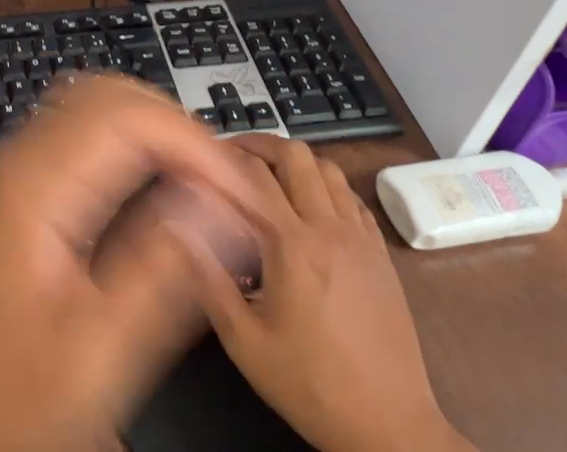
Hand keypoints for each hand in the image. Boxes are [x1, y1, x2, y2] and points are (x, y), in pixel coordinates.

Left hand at [0, 76, 261, 451]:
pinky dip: (135, 144)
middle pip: (112, 95)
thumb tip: (221, 207)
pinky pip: (86, 133)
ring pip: (99, 105)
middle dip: (180, 130)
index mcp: (32, 192)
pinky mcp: (25, 186)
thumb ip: (162, 273)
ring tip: (204, 189)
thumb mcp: (100, 350)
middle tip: (226, 190)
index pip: (127, 117)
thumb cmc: (17, 397)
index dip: (195, 145)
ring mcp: (17, 170)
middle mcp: (18, 164)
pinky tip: (162, 189)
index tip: (240, 197)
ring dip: (160, 133)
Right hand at [176, 135, 472, 451]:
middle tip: (230, 154)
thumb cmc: (310, 383)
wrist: (389, 422)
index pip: (253, 175)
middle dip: (260, 144)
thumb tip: (176, 228)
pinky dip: (326, 185)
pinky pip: (352, 197)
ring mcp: (362, 238)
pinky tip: (308, 207)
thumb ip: (208, 278)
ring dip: (296, 161)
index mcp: (292, 245)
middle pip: (296, 156)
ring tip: (267, 174)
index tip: (197, 155)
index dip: (221, 156)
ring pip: (330, 169)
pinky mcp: (380, 253)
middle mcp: (329, 228)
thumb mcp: (244, 340)